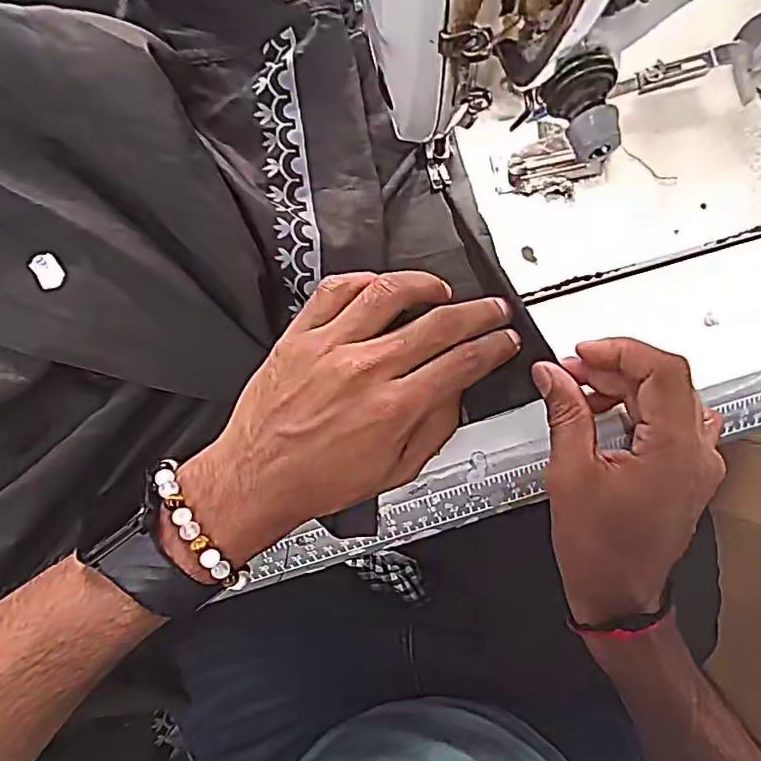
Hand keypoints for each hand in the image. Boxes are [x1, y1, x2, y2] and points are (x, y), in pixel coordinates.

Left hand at [171, 272, 520, 576]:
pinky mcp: (299, 338)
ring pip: (389, 293)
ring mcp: (330, 348)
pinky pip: (333, 291)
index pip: (461, 362)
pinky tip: (378, 285)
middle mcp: (365, 371)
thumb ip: (434, 429)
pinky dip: (362, 280)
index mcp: (394, 407)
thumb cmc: (317, 480)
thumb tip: (456, 393)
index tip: (502, 340)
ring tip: (441, 288)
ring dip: (426, 284)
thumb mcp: (394, 471)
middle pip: (439, 323)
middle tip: (491, 309)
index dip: (493, 346)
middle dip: (479, 312)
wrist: (258, 479)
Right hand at [533, 339, 725, 624]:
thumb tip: (553, 376)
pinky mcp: (689, 471)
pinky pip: (671, 421)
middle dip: (615, 368)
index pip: (662, 370)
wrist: (618, 595)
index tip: (584, 352)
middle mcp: (698, 454)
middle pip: (665, 381)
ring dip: (625, 387)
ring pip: (669, 398)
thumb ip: (565, 412)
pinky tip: (604, 414)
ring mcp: (698, 463)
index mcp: (675, 451)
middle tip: (570, 373)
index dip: (620, 350)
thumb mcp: (569, 473)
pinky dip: (637, 409)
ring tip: (581, 394)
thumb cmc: (601, 553)